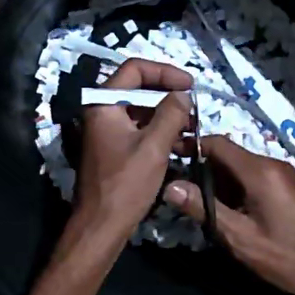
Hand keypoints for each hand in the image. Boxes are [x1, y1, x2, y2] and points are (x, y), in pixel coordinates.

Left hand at [72, 59, 192, 240]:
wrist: (101, 225)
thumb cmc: (125, 184)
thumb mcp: (154, 146)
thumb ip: (171, 114)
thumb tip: (183, 94)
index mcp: (102, 104)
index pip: (134, 69)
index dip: (165, 72)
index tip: (190, 84)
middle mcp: (100, 111)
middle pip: (137, 88)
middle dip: (167, 94)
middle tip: (194, 106)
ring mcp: (105, 130)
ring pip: (139, 110)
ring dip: (165, 113)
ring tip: (192, 125)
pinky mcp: (112, 147)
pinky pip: (137, 128)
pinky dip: (157, 129)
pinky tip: (179, 140)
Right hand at [164, 137, 294, 294]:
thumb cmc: (283, 256)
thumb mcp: (237, 235)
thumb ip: (203, 207)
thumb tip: (169, 186)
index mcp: (260, 171)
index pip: (217, 143)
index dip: (190, 145)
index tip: (167, 153)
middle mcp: (272, 164)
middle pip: (227, 153)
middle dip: (200, 164)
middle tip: (174, 180)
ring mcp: (281, 174)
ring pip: (238, 165)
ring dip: (215, 177)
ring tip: (191, 196)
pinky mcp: (285, 187)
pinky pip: (251, 175)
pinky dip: (232, 185)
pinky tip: (220, 205)